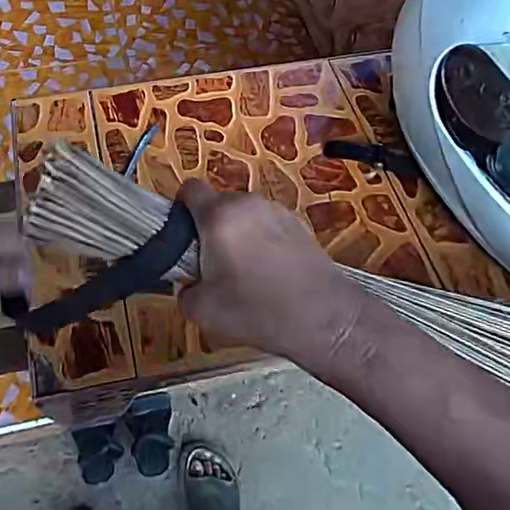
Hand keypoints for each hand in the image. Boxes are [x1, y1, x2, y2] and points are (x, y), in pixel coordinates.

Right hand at [175, 180, 384, 367]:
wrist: (328, 321)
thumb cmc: (260, 311)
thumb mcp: (205, 311)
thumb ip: (183, 292)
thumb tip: (186, 285)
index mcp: (219, 216)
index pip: (189, 188)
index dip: (181, 207)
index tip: (184, 234)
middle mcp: (246, 204)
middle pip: (217, 203)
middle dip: (211, 226)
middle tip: (215, 262)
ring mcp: (276, 210)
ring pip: (243, 213)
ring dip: (238, 232)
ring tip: (247, 271)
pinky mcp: (299, 223)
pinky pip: (267, 223)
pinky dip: (263, 239)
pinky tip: (272, 272)